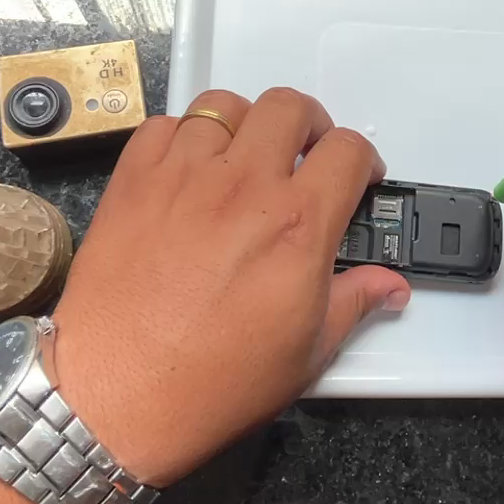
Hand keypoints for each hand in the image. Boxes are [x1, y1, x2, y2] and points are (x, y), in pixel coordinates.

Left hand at [47, 88, 407, 485]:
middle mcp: (243, 186)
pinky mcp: (135, 181)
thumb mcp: (305, 353)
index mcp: (297, 225)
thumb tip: (389, 287)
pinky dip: (182, 135)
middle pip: (289, 106)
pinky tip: (187, 166)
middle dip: (309, 122)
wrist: (115, 397)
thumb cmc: (209, 381)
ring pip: (225, 105)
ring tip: (244, 154)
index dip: (363, 159)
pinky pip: (164, 125)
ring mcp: (184, 177)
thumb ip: (354, 302)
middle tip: (305, 151)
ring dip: (245, 124)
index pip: (348, 150)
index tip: (357, 175)